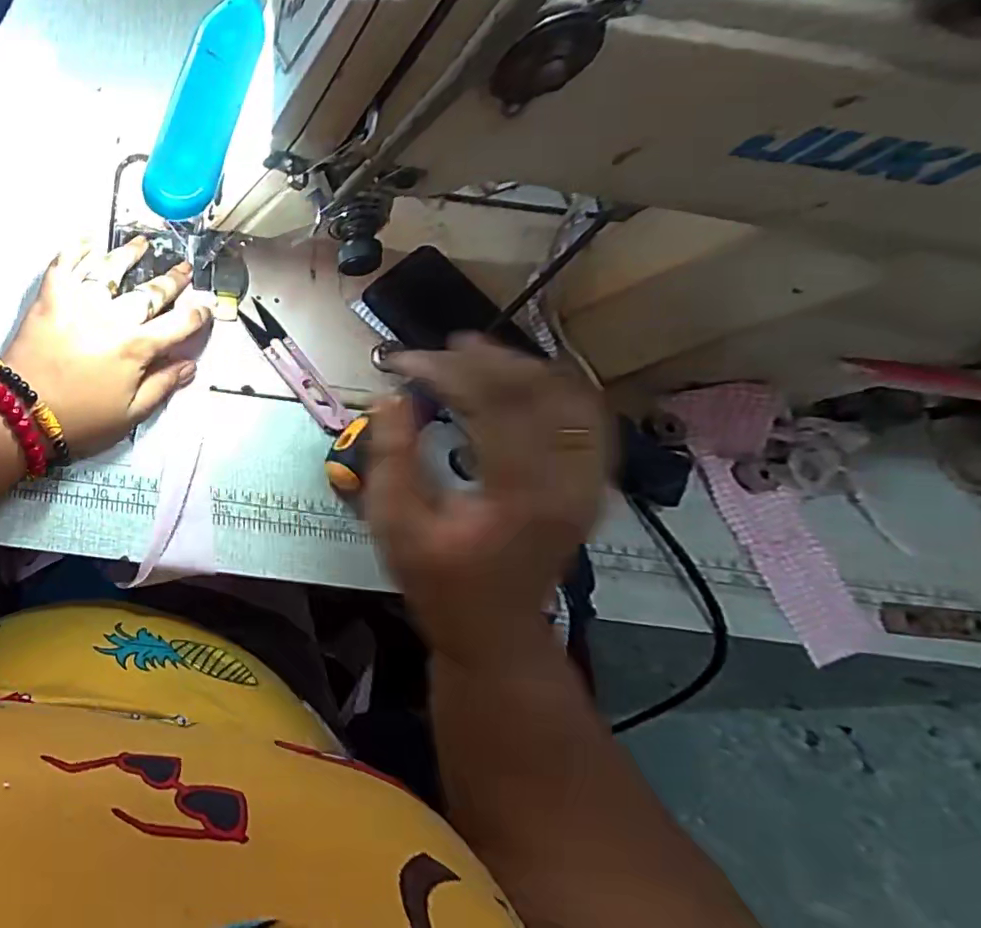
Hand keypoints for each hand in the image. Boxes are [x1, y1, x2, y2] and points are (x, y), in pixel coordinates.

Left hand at [0, 237, 213, 457]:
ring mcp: (79, 304)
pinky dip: (75, 250)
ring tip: (140, 245)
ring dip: (128, 255)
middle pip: (149, 292)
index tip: (206, 305)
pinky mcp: (49, 300)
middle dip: (171, 279)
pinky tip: (86, 241)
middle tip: (183, 268)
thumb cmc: (78, 422)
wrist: (21, 415)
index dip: (197, 314)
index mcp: (136, 348)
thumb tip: (189, 365)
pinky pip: (64, 266)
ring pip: (110, 271)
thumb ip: (162, 386)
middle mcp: (112, 318)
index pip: (178, 324)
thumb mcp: (129, 415)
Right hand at [364, 334, 610, 666]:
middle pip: (535, 390)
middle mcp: (566, 480)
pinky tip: (521, 378)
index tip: (400, 362)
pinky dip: (553, 388)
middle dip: (481, 360)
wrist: (494, 629)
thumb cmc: (437, 579)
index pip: (489, 402)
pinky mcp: (590, 483)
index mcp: (517, 493)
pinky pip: (587, 417)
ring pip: (570, 396)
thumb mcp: (395, 523)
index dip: (442, 371)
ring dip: (521, 367)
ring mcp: (587, 481)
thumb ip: (390, 457)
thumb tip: (390, 397)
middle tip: (436, 350)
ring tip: (475, 352)